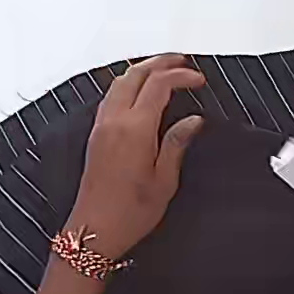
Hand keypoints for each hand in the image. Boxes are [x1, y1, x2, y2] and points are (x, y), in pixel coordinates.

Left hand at [66, 55, 206, 258]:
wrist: (93, 231)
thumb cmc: (131, 212)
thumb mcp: (165, 180)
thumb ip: (177, 143)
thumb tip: (193, 120)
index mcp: (135, 129)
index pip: (159, 85)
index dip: (181, 76)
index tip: (199, 80)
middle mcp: (114, 121)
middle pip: (135, 75)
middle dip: (160, 62)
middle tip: (182, 62)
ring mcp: (101, 126)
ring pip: (120, 82)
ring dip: (142, 70)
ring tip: (163, 70)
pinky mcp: (96, 135)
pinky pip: (111, 96)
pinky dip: (128, 84)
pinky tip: (139, 91)